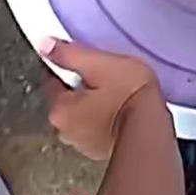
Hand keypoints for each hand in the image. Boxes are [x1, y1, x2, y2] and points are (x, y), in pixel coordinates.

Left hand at [41, 37, 164, 160]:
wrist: (151, 128)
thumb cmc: (127, 93)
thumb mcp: (99, 64)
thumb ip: (71, 54)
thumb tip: (44, 44)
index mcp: (60, 111)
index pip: (54, 80)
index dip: (72, 65)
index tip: (91, 60)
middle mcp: (65, 132)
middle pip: (68, 98)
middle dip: (84, 86)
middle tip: (107, 74)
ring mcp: (84, 145)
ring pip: (83, 113)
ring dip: (95, 103)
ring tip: (118, 90)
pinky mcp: (102, 150)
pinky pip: (98, 126)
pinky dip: (106, 117)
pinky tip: (122, 107)